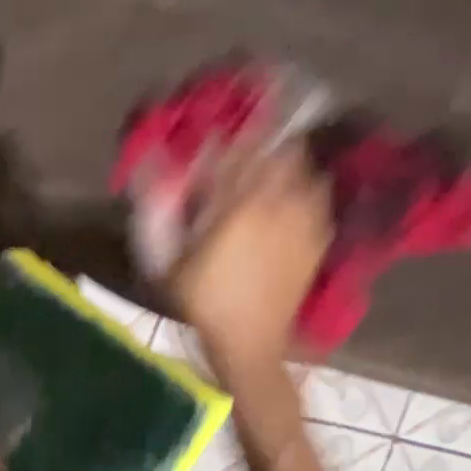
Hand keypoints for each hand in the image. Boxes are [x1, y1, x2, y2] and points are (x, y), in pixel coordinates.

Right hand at [171, 145, 331, 373]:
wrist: (251, 344)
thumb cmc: (203, 300)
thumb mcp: (170, 256)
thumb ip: (163, 206)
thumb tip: (153, 166)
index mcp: (241, 206)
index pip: (241, 152)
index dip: (232, 133)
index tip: (219, 125)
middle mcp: (279, 206)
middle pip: (281, 154)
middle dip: (264, 141)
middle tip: (244, 143)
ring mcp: (305, 223)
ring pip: (304, 173)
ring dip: (286, 163)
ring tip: (267, 168)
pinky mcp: (317, 241)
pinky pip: (317, 199)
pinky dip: (303, 188)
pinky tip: (289, 198)